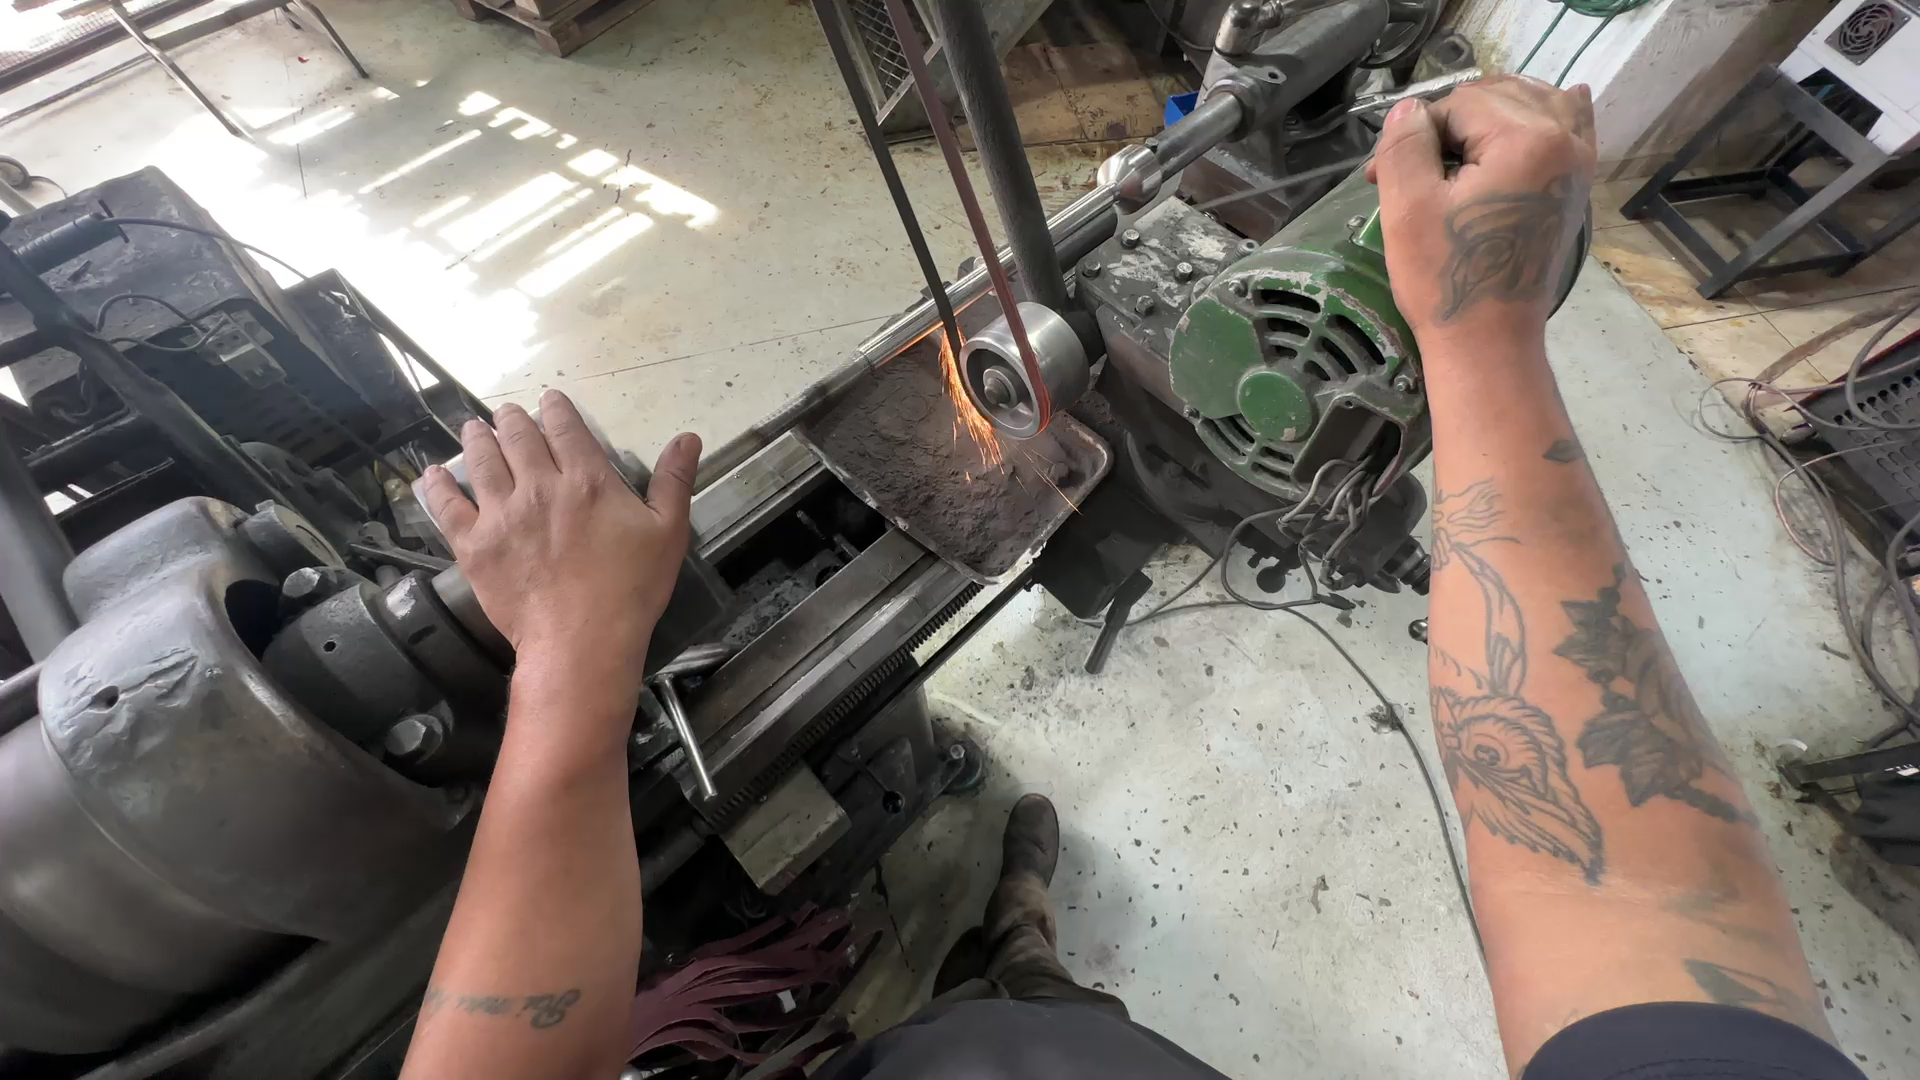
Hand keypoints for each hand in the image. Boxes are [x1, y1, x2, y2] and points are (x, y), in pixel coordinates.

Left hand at [418, 390, 700, 686]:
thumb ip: (674, 481)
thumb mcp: (669, 531)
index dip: (557, 409)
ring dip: (477, 439)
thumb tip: (688, 438)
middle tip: (507, 412)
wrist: (583, 637)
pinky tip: (432, 474)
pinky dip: (437, 485)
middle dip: (513, 419)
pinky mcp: (474, 545)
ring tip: (473, 428)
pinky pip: (447, 506)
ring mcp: (501, 515)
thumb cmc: (633, 586)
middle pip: (519, 439)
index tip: (550, 399)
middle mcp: (540, 487)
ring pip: (481, 462)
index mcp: (588, 481)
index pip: (567, 429)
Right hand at [1366, 75, 1595, 345]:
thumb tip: (1405, 111)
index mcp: (1525, 138)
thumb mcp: (1407, 211)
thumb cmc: (1441, 277)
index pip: (1459, 104)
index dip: (1412, 133)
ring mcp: (1576, 162)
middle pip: (1497, 97)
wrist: (1485, 338)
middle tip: (1406, 170)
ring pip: (1533, 104)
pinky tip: (1535, 118)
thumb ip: (1404, 149)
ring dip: (1485, 119)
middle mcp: (1564, 138)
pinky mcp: (1572, 187)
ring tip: (1447, 155)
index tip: (1378, 175)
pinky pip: (1570, 126)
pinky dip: (1543, 116)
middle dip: (1445, 124)